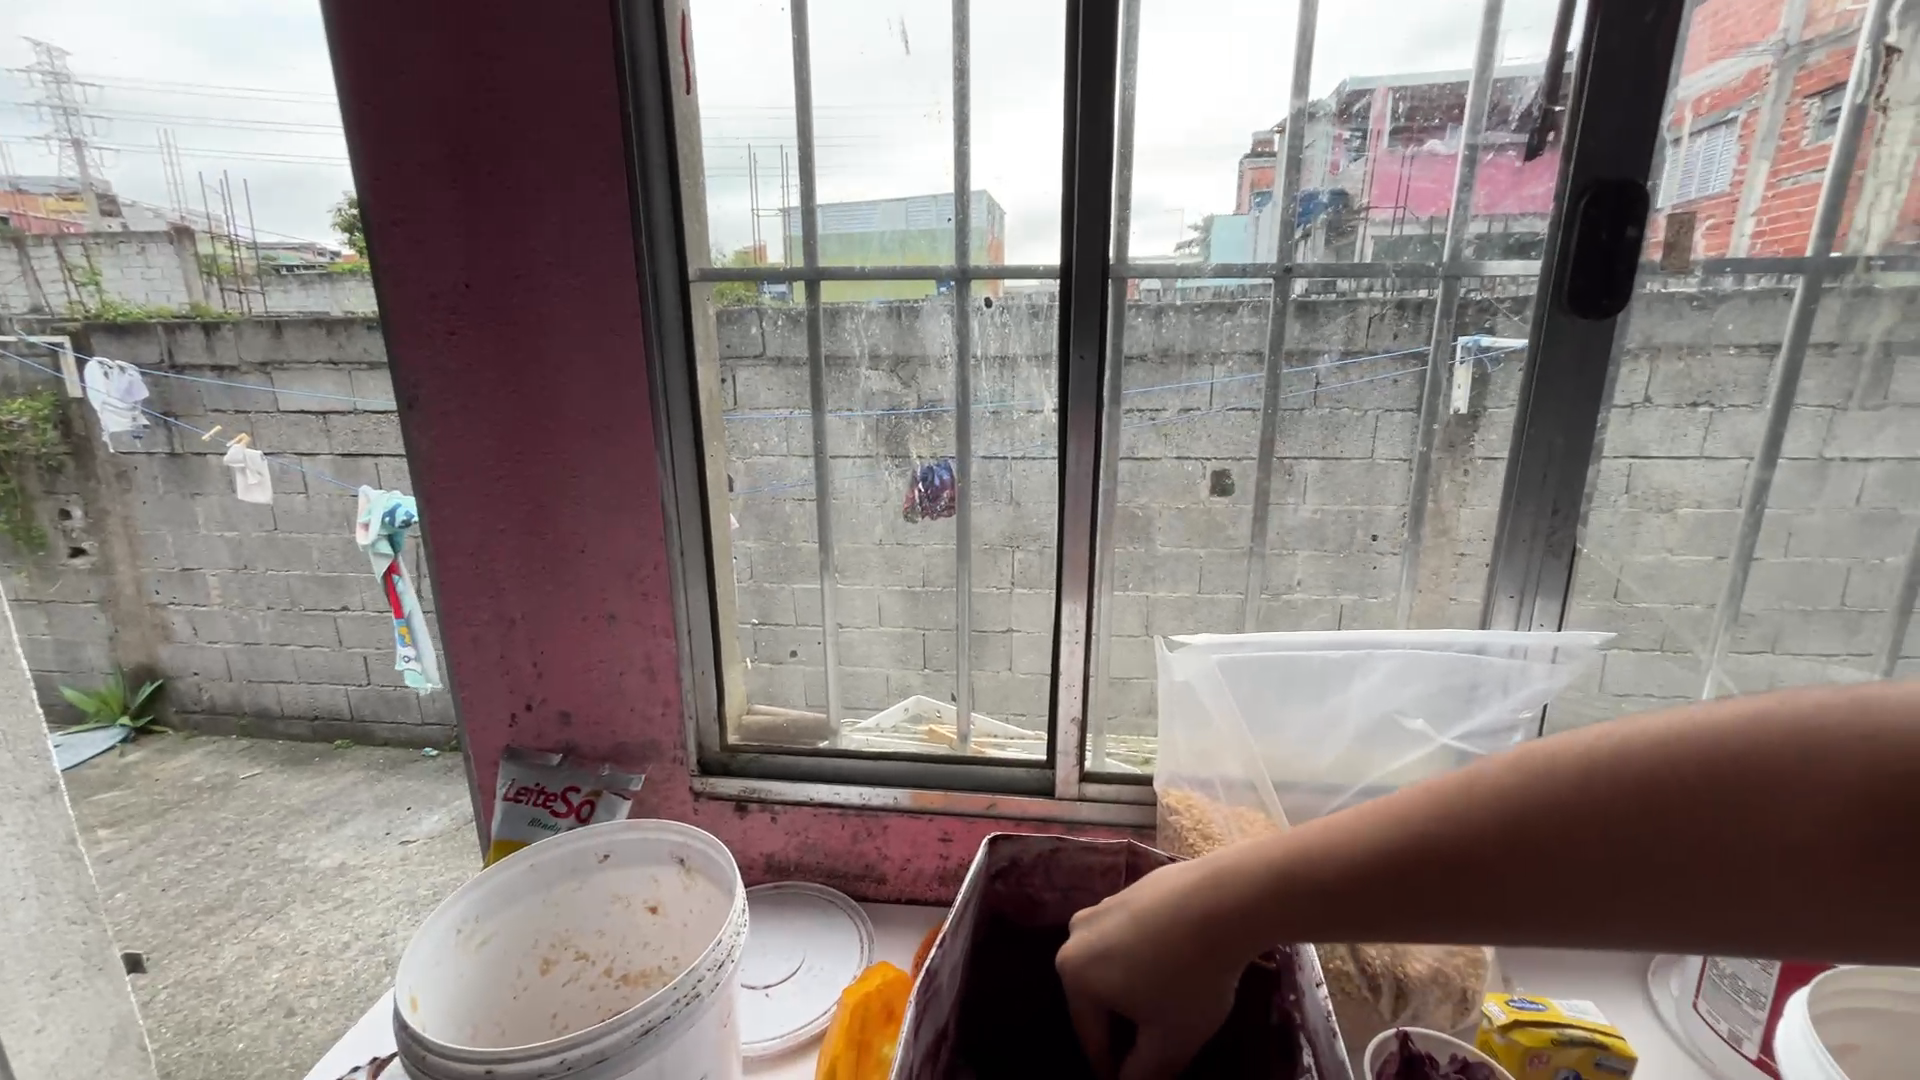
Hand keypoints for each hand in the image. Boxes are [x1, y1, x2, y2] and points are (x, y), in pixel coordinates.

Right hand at [1054, 855, 1254, 1079]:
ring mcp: (1101, 906)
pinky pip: (1129, 936)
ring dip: (1133, 986)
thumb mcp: (1169, 1042)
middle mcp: (1075, 935)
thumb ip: (1143, 1074)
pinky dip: (1145, 955)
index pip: (1091, 1038)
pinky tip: (1176, 963)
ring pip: (1112, 963)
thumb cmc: (1187, 977)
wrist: (1220, 900)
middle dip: (1122, 1024)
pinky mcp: (1127, 890)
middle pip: (1096, 996)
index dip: (1113, 1069)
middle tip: (1154, 1043)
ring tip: (1169, 1002)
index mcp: (1074, 974)